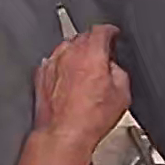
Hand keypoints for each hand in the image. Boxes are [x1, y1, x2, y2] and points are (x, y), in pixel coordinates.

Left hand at [28, 23, 130, 164]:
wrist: (63, 135)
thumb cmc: (90, 119)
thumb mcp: (122, 94)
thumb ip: (120, 71)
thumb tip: (113, 68)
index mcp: (92, 53)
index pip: (101, 30)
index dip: (110, 31)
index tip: (113, 34)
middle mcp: (70, 53)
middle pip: (83, 37)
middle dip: (94, 44)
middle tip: (101, 58)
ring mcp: (53, 62)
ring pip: (67, 48)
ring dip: (77, 55)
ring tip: (85, 73)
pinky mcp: (41, 75)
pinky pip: (55, 62)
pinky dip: (63, 67)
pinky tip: (70, 82)